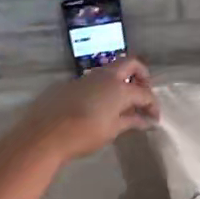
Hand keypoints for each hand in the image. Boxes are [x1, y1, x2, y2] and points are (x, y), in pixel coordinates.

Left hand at [21, 56, 159, 162]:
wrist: (46, 133)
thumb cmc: (84, 134)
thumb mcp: (112, 130)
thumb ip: (131, 121)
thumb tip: (147, 121)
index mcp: (119, 88)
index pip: (144, 93)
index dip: (152, 105)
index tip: (154, 119)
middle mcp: (106, 76)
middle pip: (131, 64)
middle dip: (141, 76)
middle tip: (142, 94)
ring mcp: (87, 77)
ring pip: (111, 70)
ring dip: (121, 81)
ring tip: (122, 103)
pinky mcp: (72, 83)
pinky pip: (94, 80)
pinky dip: (104, 88)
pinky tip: (99, 106)